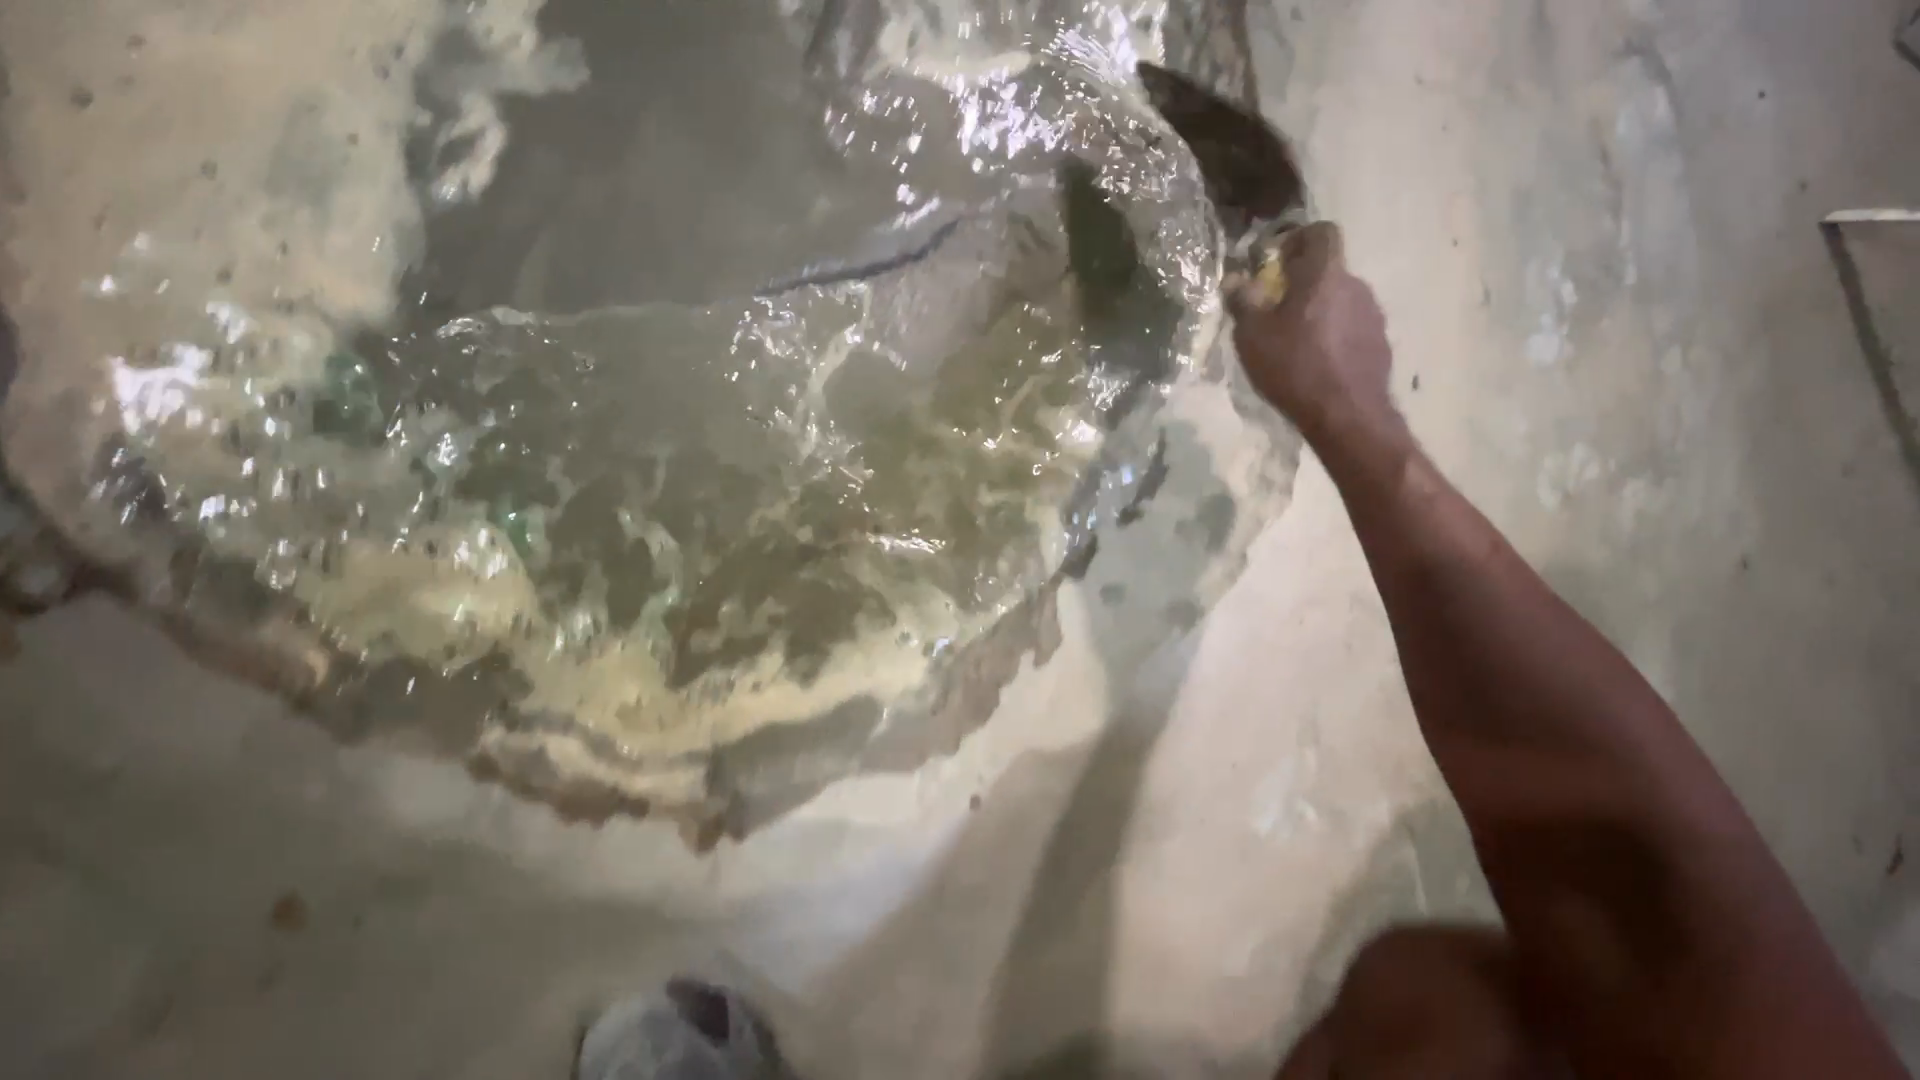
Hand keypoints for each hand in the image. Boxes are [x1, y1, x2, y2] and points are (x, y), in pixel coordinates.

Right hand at [1227, 223, 1396, 444]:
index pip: (1321, 232)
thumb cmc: (1294, 367)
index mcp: (1325, 275)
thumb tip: (1235, 278)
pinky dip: (1334, 334)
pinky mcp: (1379, 343)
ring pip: (1340, 300)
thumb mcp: (1253, 336)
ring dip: (1318, 310)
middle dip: (1302, 281)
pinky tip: (1317, 362)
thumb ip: (1243, 301)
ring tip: (1295, 340)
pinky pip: (1352, 326)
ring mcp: (1373, 315)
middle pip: (1328, 270)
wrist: (1346, 415)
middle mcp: (1355, 285)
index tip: (1276, 260)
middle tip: (1275, 308)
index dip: (1298, 238)